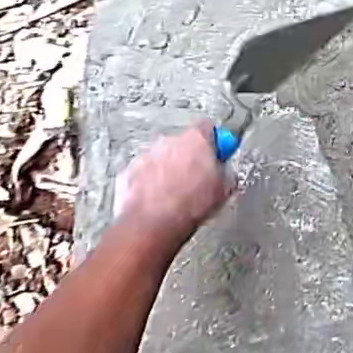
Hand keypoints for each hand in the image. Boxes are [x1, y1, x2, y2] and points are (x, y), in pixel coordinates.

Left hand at [114, 120, 232, 245]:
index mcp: (197, 139)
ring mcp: (145, 157)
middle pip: (183, 142)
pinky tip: (158, 200)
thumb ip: (224, 169)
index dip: (215, 141)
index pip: (209, 127)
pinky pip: (143, 173)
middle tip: (198, 177)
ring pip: (162, 157)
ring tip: (176, 192)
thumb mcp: (225, 186)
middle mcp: (169, 141)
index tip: (218, 154)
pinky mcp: (127, 174)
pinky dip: (149, 182)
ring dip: (168, 169)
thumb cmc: (190, 205)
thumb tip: (223, 170)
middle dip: (189, 156)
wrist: (153, 225)